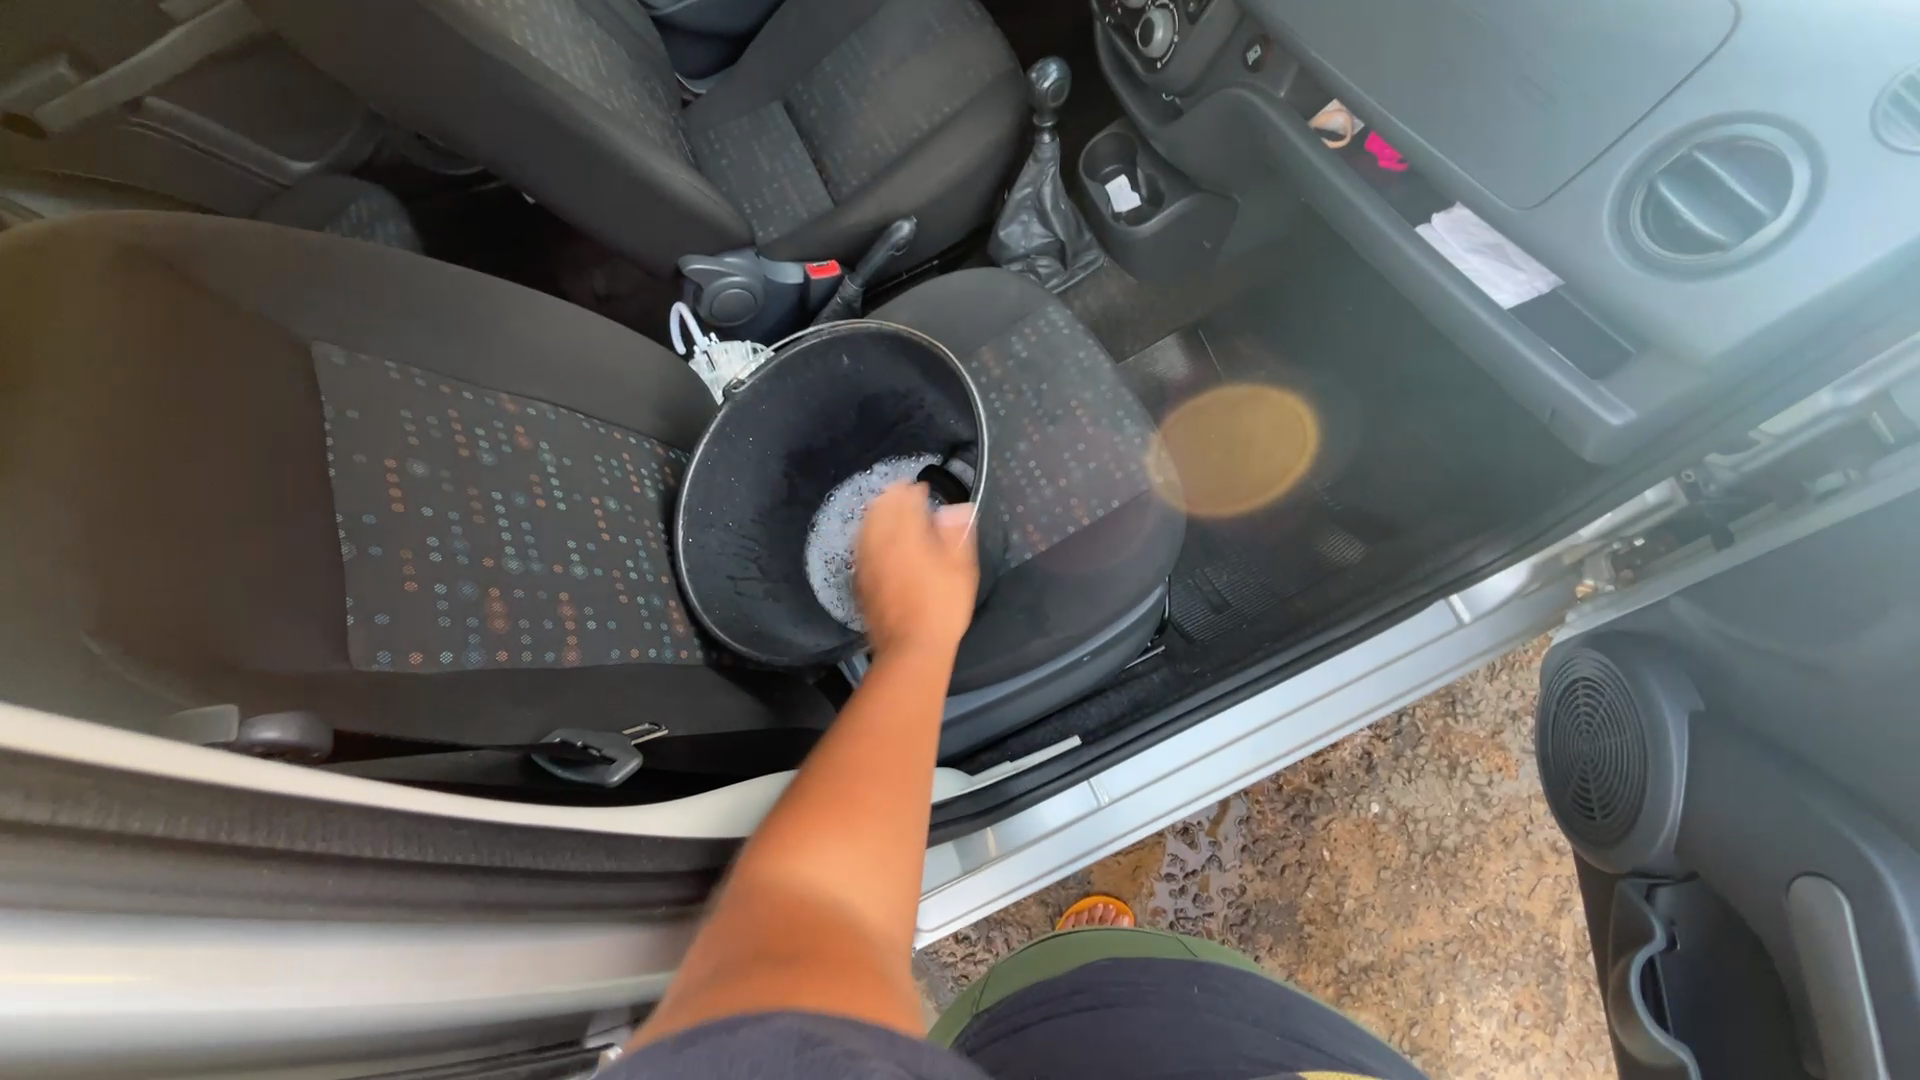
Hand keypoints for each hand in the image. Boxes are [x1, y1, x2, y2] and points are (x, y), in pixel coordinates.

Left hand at [854, 483, 978, 660]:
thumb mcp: (962, 570)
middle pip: (881, 511)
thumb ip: (957, 535)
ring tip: (883, 507)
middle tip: (899, 490)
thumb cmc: (942, 608)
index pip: (905, 504)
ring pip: (865, 528)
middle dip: (890, 497)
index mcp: (908, 538)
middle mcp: (883, 546)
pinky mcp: (861, 583)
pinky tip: (871, 538)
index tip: (920, 486)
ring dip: (874, 513)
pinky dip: (865, 536)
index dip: (912, 491)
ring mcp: (868, 564)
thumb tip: (955, 509)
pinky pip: (859, 550)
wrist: (911, 648)